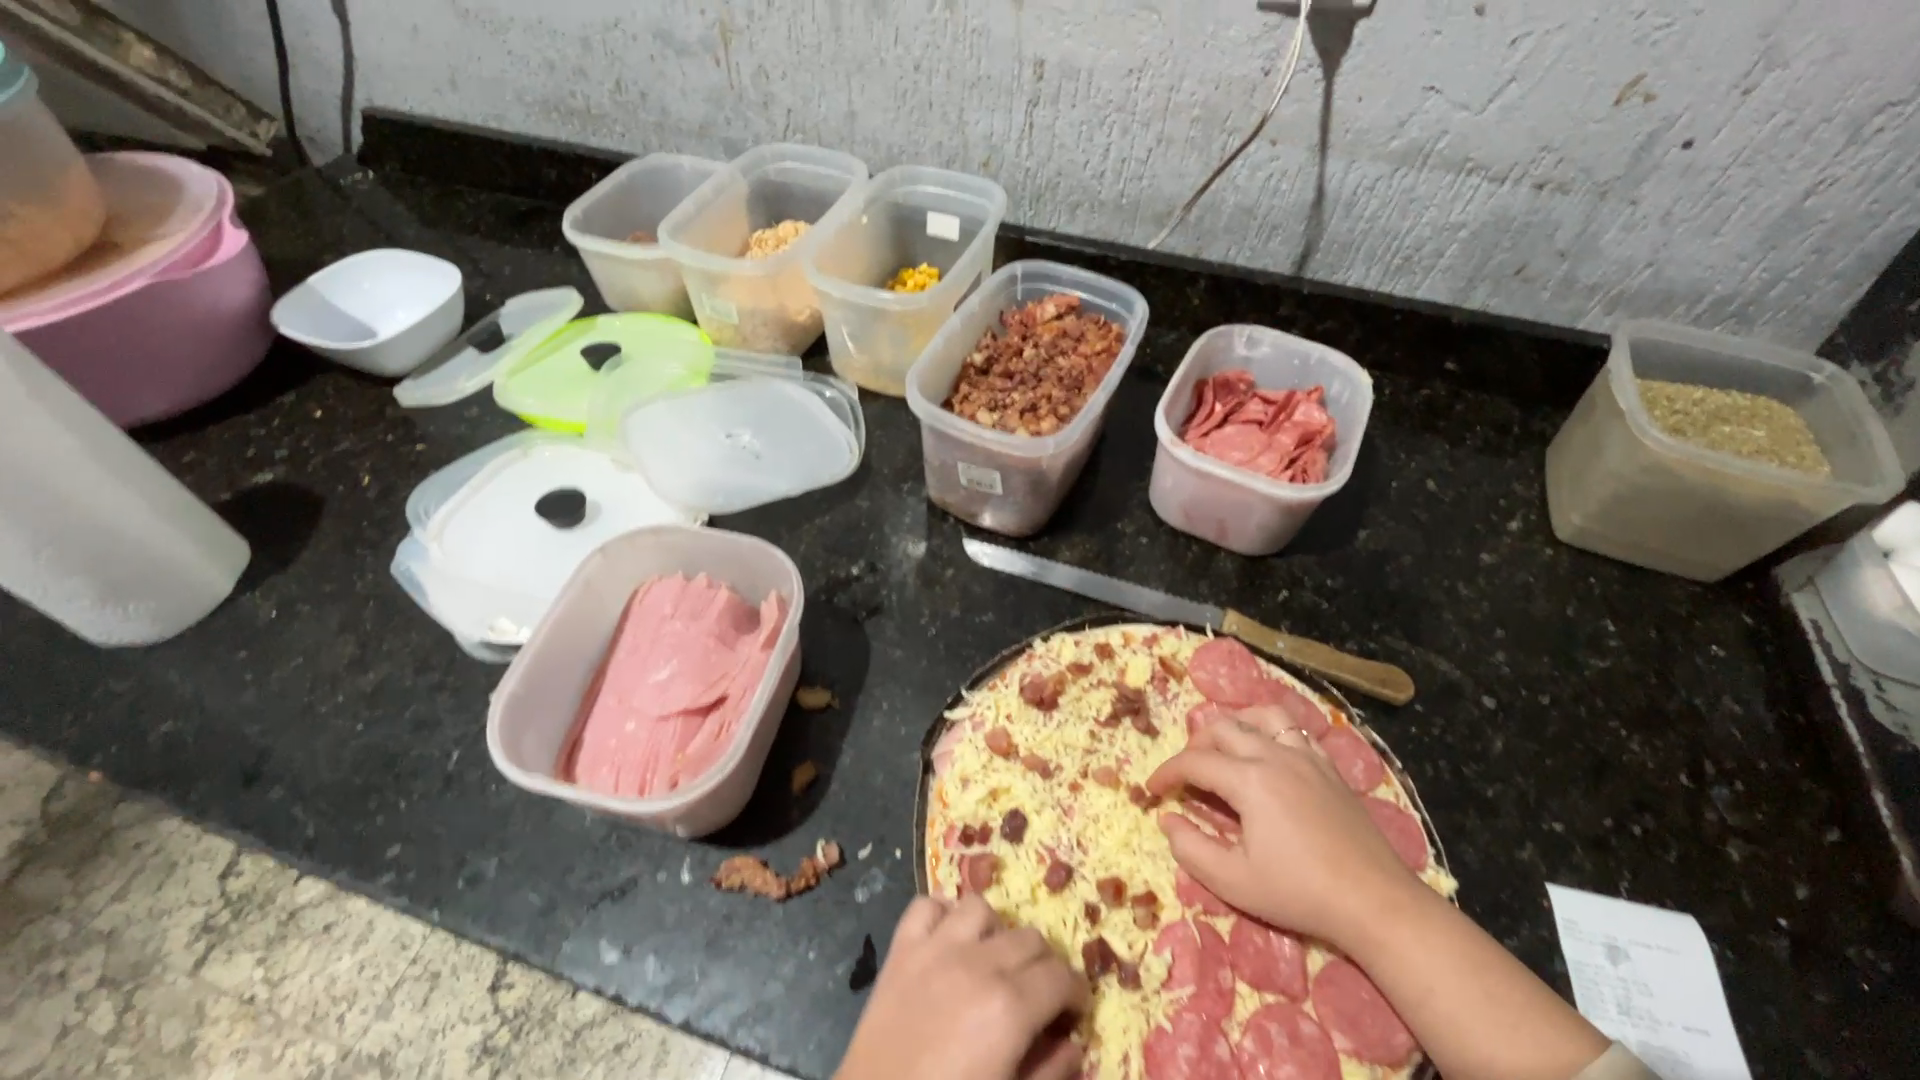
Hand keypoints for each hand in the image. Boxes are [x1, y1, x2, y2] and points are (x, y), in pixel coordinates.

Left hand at [835, 895, 1090, 1079]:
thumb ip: (1051, 1072)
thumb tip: (1074, 1043)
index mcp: (1010, 1007)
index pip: (1062, 976)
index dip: (1075, 994)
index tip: (1071, 1012)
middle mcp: (977, 964)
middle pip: (1030, 938)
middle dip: (1044, 965)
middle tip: (1037, 995)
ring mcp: (935, 950)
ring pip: (982, 908)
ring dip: (995, 931)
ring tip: (992, 961)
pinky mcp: (901, 950)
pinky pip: (926, 906)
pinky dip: (942, 915)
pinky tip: (949, 942)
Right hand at [1145, 710, 1419, 946]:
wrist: (1374, 901)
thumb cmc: (1298, 892)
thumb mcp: (1232, 881)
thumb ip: (1190, 848)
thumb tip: (1167, 820)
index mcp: (1249, 780)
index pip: (1194, 761)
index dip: (1166, 772)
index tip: (1151, 790)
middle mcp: (1276, 756)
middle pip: (1223, 728)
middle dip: (1194, 745)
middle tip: (1185, 774)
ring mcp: (1308, 758)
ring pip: (1262, 716)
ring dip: (1234, 725)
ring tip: (1223, 748)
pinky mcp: (1330, 769)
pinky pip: (1295, 731)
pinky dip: (1271, 732)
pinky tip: (1268, 756)